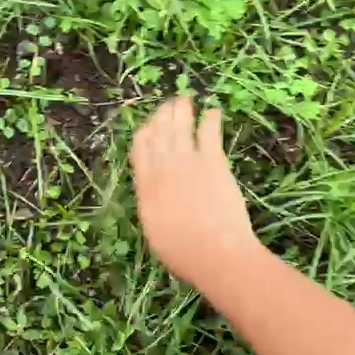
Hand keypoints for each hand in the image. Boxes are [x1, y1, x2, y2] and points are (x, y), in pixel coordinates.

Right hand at [129, 96, 265, 282]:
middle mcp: (164, 168)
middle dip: (162, 115)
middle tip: (168, 104)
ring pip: (180, 127)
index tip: (149, 126)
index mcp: (146, 186)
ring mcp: (188, 162)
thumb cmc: (183, 253)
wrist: (215, 253)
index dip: (144, 133)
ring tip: (185, 100)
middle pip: (159, 132)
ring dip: (181, 110)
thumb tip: (153, 194)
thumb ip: (152, 204)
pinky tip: (213, 111)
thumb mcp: (154, 230)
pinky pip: (209, 133)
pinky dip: (210, 119)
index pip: (140, 149)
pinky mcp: (214, 162)